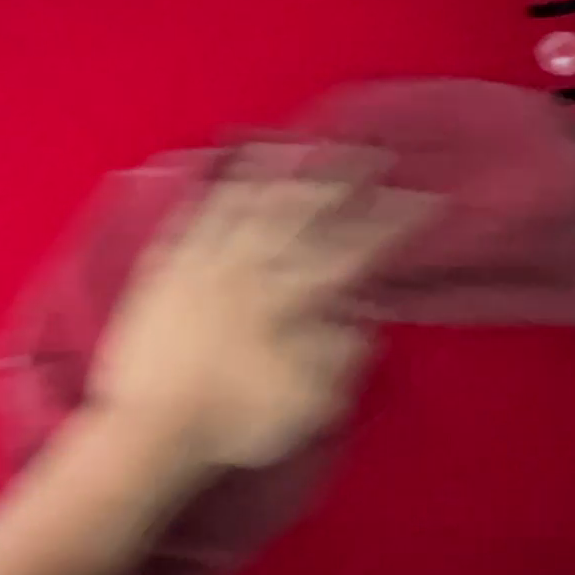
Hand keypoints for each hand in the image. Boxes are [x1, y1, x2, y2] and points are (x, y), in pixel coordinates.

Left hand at [89, 144, 433, 471]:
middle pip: (299, 214)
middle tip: (367, 152)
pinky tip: (213, 183)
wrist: (151, 426)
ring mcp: (197, 268)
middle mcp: (246, 271)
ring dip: (272, 175)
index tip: (422, 197)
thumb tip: (359, 314)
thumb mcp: (309, 403)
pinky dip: (203, 199)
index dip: (390, 221)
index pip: (352, 250)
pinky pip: (183, 225)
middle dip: (339, 179)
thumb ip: (339, 353)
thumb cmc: (232, 423)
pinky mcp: (158, 276)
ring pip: (240, 207)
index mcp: (288, 300)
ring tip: (294, 147)